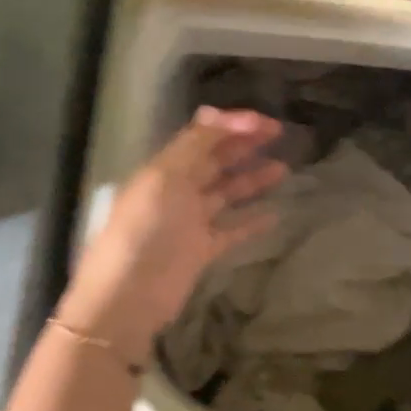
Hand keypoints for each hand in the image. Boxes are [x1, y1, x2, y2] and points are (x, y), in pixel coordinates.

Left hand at [61, 107, 286, 365]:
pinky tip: (275, 214)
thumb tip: (218, 111)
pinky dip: (251, 221)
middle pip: (215, 160)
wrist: (127, 299)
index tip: (266, 123)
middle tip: (280, 134)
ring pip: (226, 192)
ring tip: (283, 168)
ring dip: (252, 179)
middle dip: (245, 145)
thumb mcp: (165, 179)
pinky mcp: (200, 251)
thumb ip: (194, 145)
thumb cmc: (143, 233)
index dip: (232, 125)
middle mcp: (177, 191)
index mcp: (164, 169)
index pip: (202, 136)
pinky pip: (231, 230)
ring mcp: (189, 222)